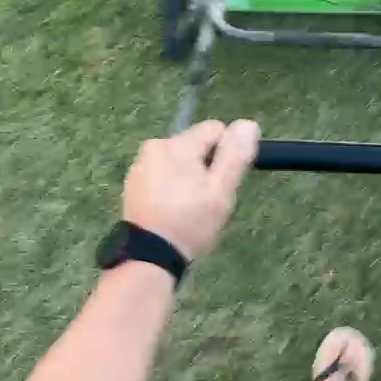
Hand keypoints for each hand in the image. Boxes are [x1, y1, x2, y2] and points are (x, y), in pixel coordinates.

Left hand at [123, 120, 259, 259]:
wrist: (150, 256)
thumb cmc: (189, 223)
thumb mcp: (220, 192)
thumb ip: (235, 155)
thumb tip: (248, 124)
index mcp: (177, 144)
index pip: (215, 129)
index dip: (226, 155)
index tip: (221, 183)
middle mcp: (154, 146)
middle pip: (195, 145)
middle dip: (205, 167)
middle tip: (205, 200)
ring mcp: (140, 164)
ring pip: (178, 160)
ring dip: (187, 177)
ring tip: (187, 208)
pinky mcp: (132, 182)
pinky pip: (161, 174)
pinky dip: (169, 186)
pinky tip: (170, 210)